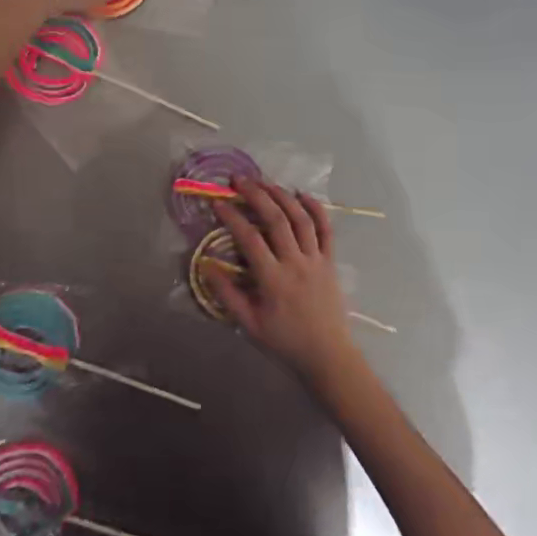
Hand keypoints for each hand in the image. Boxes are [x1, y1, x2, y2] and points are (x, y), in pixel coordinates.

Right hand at [204, 178, 359, 383]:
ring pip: (300, 219)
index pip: (249, 239)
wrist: (328, 355)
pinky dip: (315, 208)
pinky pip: (326, 229)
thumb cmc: (284, 341)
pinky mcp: (330, 261)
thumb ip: (226, 294)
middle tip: (238, 180)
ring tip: (264, 182)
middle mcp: (295, 263)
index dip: (232, 217)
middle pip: (276, 219)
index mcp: (273, 279)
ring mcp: (316, 260)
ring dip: (281, 196)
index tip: (218, 203)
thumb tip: (206, 265)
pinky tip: (302, 194)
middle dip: (256, 195)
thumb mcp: (248, 323)